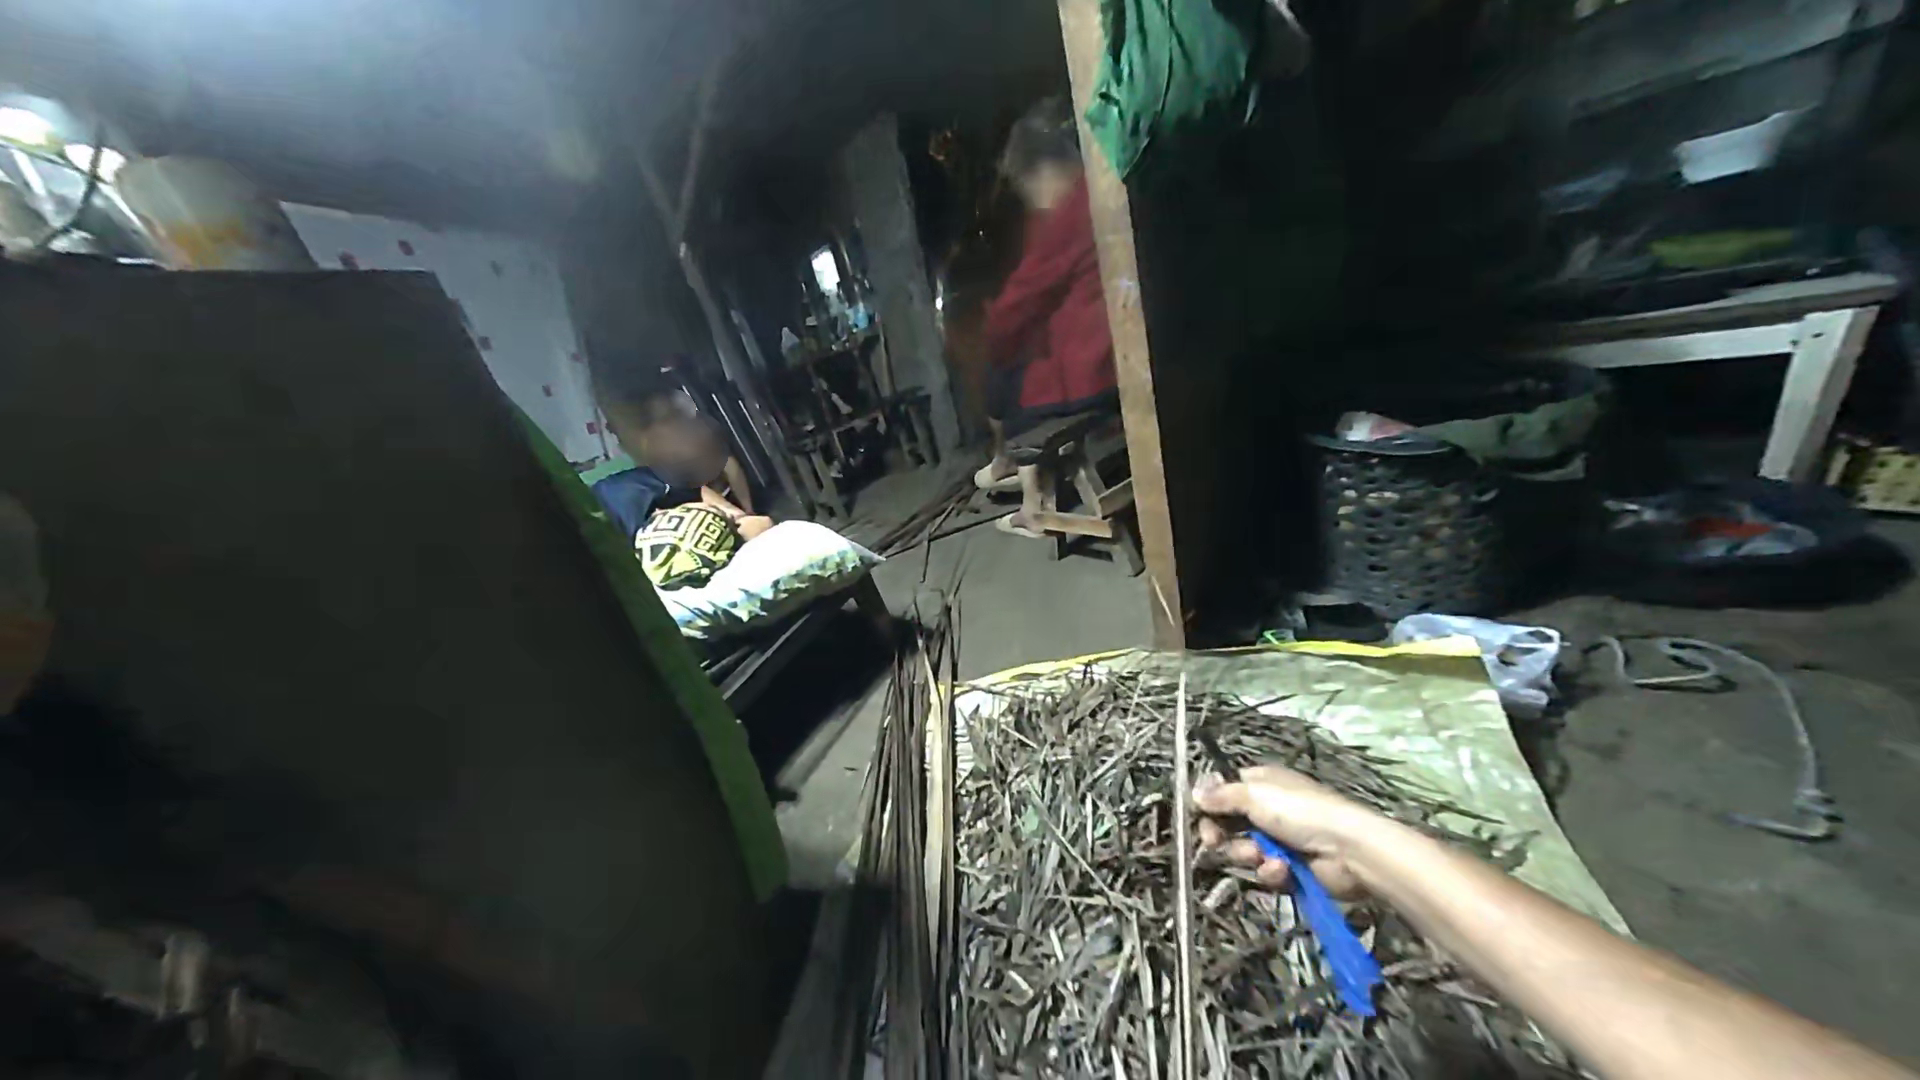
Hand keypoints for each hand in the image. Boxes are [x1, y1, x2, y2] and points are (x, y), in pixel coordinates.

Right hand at [1193, 764, 1380, 899]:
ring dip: (1248, 854)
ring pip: (1243, 850)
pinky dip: (1271, 871)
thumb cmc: (1299, 811)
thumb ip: (1221, 795)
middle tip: (1214, 842)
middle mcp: (1266, 809)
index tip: (1197, 815)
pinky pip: (1265, 871)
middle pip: (1227, 823)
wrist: (1349, 850)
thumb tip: (1194, 794)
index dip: (1208, 804)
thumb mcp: (1255, 794)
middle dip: (1221, 835)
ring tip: (1263, 856)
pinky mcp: (1289, 869)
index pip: (1223, 791)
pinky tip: (1282, 869)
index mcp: (1259, 783)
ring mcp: (1278, 840)